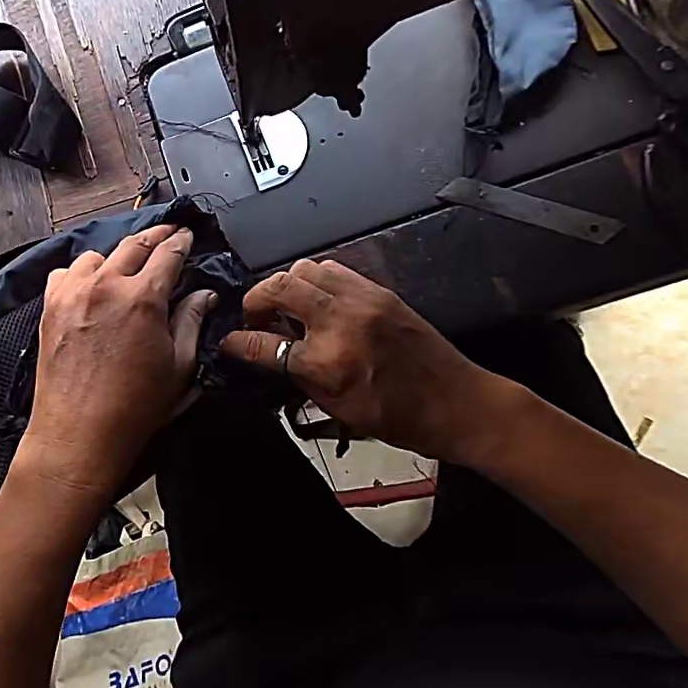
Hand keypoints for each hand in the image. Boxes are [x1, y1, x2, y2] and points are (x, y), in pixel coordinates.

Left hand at [22, 224, 216, 494]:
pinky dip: (82, 272)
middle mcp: (106, 287)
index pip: (168, 253)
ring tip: (128, 264)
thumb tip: (203, 295)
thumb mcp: (180, 366)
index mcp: (143, 298)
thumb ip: (192, 321)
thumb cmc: (133, 409)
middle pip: (135, 244)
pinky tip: (90, 284)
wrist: (79, 435)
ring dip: (118, 255)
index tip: (187, 236)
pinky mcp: (50, 309)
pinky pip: (65, 273)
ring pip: (98, 255)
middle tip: (168, 233)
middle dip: (156, 235)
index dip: (182, 241)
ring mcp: (73, 295)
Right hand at [221, 259, 516, 463]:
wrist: (458, 402)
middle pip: (279, 288)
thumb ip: (296, 376)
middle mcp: (341, 321)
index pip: (265, 344)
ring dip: (286, 286)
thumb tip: (267, 355)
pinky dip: (315, 280)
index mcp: (328, 361)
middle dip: (256, 300)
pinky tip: (317, 302)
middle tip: (255, 319)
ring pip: (305, 269)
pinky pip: (334, 270)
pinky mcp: (380, 291)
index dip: (238, 342)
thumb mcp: (339, 409)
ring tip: (286, 308)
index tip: (228, 342)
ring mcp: (363, 300)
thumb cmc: (400, 418)